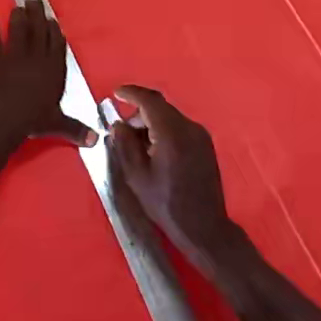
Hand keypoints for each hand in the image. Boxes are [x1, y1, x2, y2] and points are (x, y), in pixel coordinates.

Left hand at [0, 0, 96, 147]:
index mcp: (54, 71)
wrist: (1, 117)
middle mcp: (36, 58)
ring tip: (19, 5)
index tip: (53, 20)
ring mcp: (14, 56)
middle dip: (38, 15)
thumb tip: (95, 140)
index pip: (57, 46)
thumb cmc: (31, 120)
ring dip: (18, 17)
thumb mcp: (56, 125)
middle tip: (35, 0)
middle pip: (39, 31)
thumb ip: (75, 129)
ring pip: (19, 30)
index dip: (55, 32)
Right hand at [107, 85, 243, 271]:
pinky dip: (163, 130)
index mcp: (172, 133)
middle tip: (122, 132)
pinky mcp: (205, 145)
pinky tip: (154, 151)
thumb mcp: (136, 176)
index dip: (131, 93)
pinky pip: (179, 128)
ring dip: (150, 123)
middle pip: (160, 107)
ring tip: (136, 146)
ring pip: (170, 117)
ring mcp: (201, 136)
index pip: (150, 101)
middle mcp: (190, 128)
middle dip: (138, 113)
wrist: (203, 226)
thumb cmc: (166, 204)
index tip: (115, 94)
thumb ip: (124, 145)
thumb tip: (118, 124)